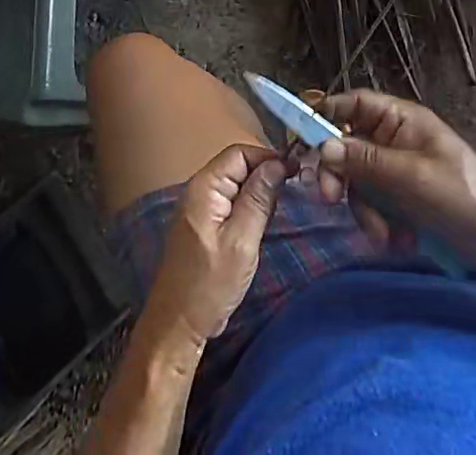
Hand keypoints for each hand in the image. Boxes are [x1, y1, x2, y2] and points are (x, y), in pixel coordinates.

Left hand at [142, 144, 289, 344]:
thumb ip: (259, 199)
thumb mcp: (242, 240)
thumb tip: (278, 164)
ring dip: (260, 189)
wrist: (178, 324)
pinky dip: (250, 205)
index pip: (239, 153)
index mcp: (204, 187)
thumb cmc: (210, 284)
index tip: (297, 169)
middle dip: (266, 172)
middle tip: (295, 187)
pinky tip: (265, 218)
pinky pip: (232, 201)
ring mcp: (201, 207)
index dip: (268, 156)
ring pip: (237, 183)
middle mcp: (199, 190)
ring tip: (284, 202)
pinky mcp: (206, 223)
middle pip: (238, 165)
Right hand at [316, 89, 475, 263]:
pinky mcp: (403, 198)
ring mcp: (398, 170)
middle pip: (347, 146)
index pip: (353, 104)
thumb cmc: (463, 195)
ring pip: (358, 181)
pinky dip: (381, 223)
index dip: (325, 115)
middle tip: (330, 199)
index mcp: (401, 120)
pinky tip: (399, 241)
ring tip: (385, 235)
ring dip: (365, 210)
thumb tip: (321, 146)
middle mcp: (395, 139)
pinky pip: (375, 204)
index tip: (300, 139)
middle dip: (340, 176)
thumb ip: (363, 160)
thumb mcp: (410, 176)